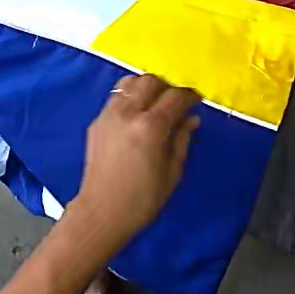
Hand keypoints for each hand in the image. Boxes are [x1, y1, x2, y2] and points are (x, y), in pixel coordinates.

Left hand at [69, 74, 201, 245]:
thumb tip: (192, 119)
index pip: (176, 96)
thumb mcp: (172, 172)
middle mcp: (129, 113)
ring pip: (130, 82)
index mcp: (151, 127)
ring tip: (155, 101)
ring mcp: (109, 115)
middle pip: (151, 80)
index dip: (190, 95)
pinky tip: (137, 113)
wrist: (101, 213)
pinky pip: (117, 97)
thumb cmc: (142, 199)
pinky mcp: (97, 121)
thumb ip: (182, 140)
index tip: (197, 99)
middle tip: (176, 100)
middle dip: (168, 86)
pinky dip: (130, 96)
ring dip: (146, 86)